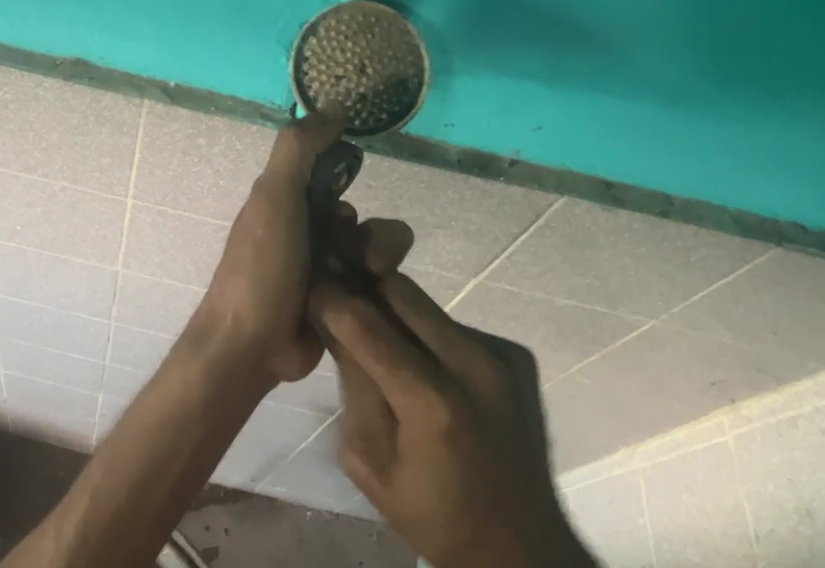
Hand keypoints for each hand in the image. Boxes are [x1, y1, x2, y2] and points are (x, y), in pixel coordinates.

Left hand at [189, 114, 412, 384]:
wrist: (253, 347)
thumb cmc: (259, 266)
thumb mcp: (274, 196)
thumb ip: (300, 148)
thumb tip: (336, 105)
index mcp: (287, 201)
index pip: (336, 174)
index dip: (348, 183)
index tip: (346, 195)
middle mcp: (308, 232)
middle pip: (366, 218)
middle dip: (370, 236)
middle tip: (357, 255)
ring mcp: (327, 271)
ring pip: (379, 253)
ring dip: (377, 263)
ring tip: (363, 283)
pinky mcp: (344, 306)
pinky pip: (378, 286)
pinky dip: (377, 290)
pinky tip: (366, 305)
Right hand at [311, 273, 593, 567]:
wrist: (518, 544)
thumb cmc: (431, 514)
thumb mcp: (369, 460)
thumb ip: (353, 387)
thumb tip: (333, 323)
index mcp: (431, 403)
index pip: (364, 322)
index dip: (329, 295)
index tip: (306, 283)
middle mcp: (472, 365)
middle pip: (399, 290)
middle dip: (362, 288)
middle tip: (338, 300)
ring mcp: (500, 357)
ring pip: (426, 304)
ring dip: (394, 312)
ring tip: (378, 341)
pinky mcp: (515, 356)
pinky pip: (453, 325)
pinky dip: (426, 335)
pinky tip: (423, 369)